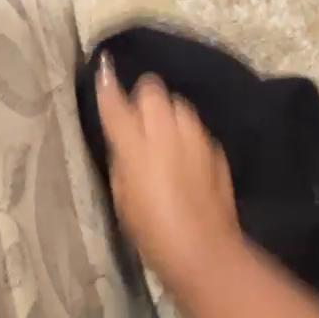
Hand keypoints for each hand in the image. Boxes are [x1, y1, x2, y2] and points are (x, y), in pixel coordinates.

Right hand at [95, 56, 243, 292]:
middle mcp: (166, 130)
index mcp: (135, 145)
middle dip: (144, 97)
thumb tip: (126, 141)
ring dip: (169, 113)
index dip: (107, 84)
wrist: (203, 249)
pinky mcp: (215, 148)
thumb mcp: (123, 197)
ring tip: (164, 136)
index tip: (103, 69)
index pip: (115, 102)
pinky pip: (196, 129)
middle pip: (153, 89)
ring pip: (179, 104)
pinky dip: (188, 135)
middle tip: (139, 118)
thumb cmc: (151, 232)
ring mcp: (195, 136)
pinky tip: (186, 157)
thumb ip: (122, 159)